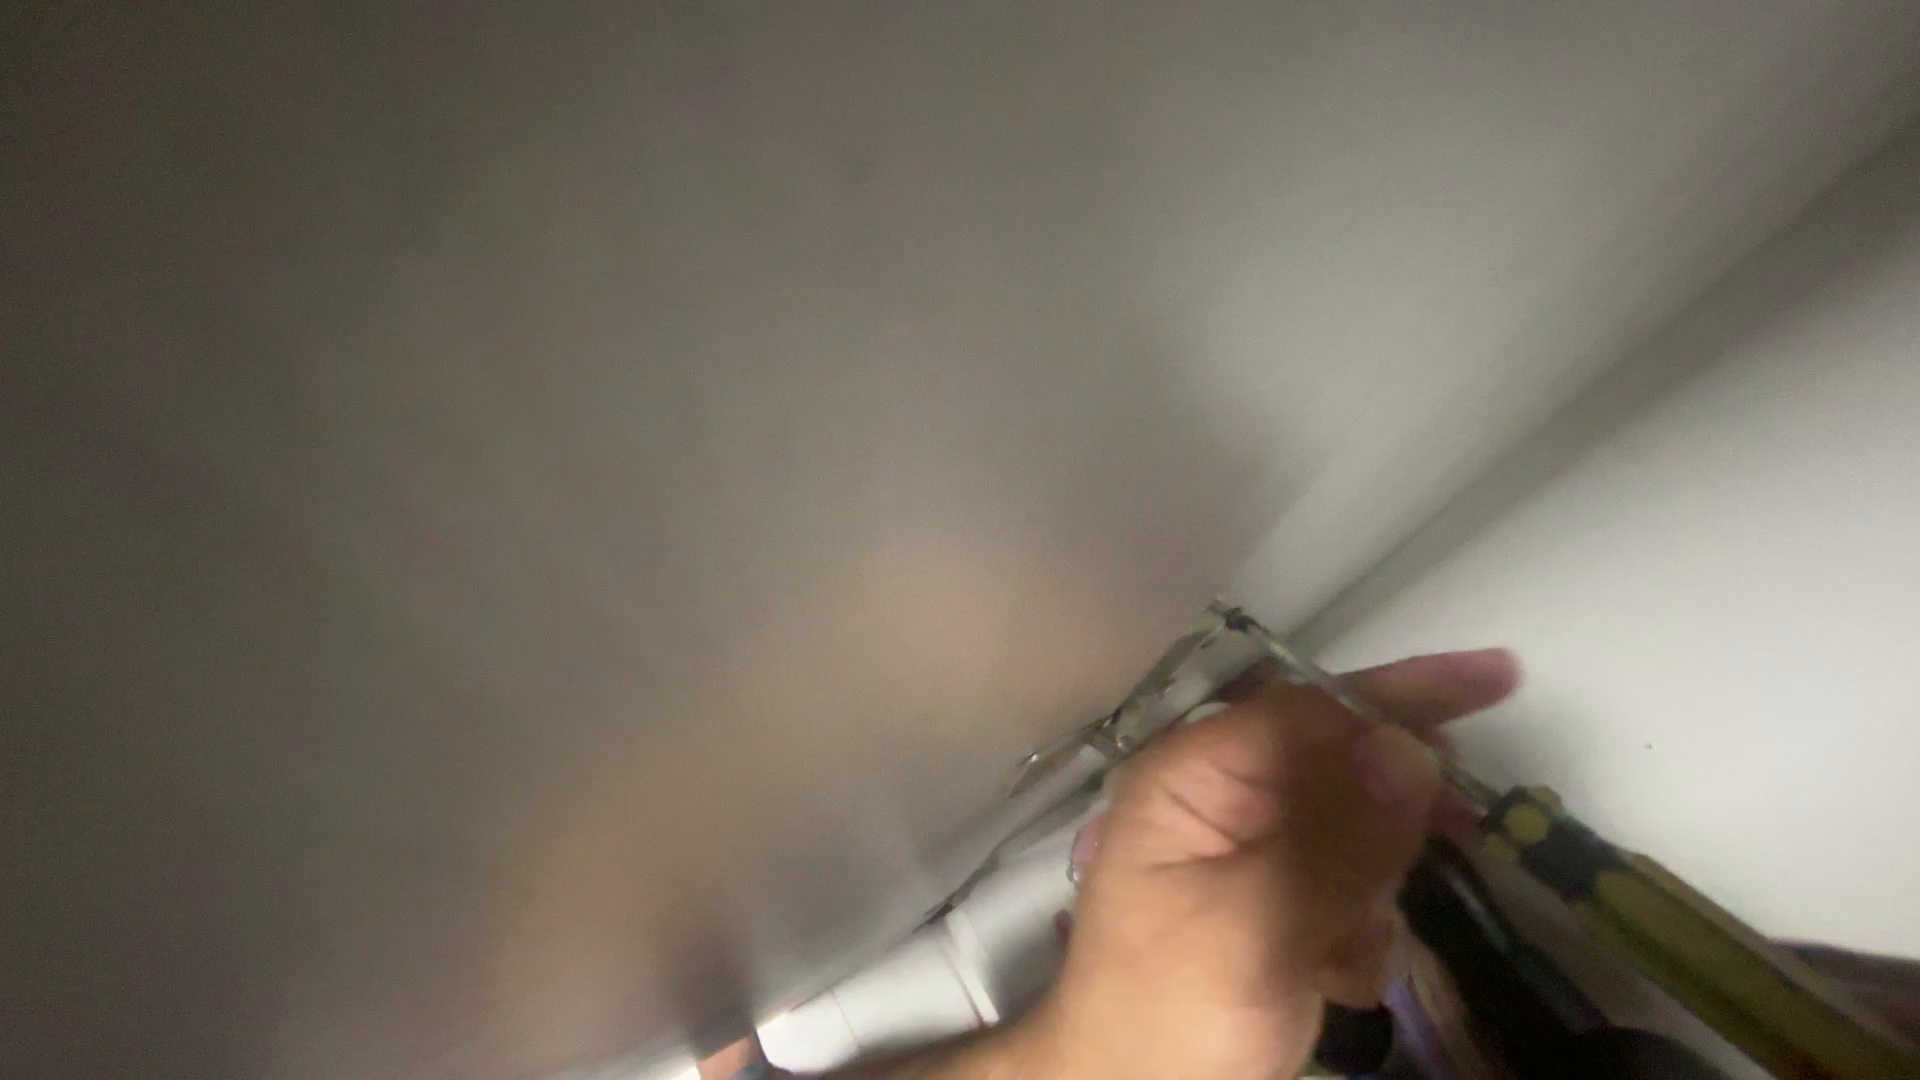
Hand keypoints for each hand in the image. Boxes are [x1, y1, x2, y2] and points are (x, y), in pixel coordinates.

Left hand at [1025, 649, 1518, 1079]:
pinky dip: (1356, 929)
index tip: (1495, 678)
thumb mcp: (1255, 925)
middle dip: (1393, 801)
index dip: (1394, 690)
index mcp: (1191, 777)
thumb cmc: (1170, 1012)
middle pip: (1332, 759)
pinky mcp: (1269, 899)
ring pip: (1350, 826)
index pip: (1303, 709)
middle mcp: (1216, 797)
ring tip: (1337, 951)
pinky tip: (1329, 979)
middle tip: (1460, 831)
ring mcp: (1243, 850)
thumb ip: (1336, 838)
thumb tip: (1408, 746)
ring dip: (1370, 887)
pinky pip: (1344, 883)